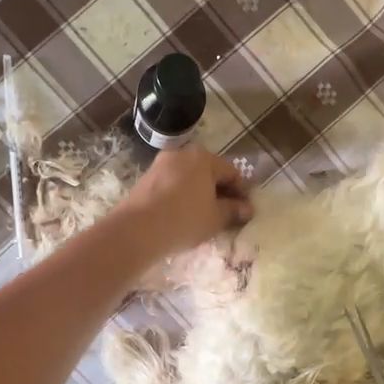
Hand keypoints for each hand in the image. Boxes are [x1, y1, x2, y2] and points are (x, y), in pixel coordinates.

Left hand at [111, 146, 252, 255]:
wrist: (137, 229)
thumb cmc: (184, 220)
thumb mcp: (216, 218)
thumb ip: (233, 211)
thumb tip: (247, 209)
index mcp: (204, 158)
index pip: (231, 173)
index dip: (242, 193)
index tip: (246, 212)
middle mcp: (182, 154)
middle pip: (209, 173)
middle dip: (220, 193)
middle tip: (227, 216)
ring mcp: (161, 165)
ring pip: (189, 180)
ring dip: (201, 196)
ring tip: (205, 219)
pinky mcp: (147, 179)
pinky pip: (173, 187)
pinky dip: (182, 198)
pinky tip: (184, 217)